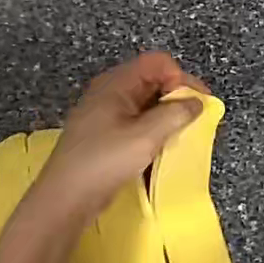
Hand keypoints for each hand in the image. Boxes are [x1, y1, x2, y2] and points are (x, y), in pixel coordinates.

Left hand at [31, 52, 206, 219]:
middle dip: (178, 97)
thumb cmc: (104, 162)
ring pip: (146, 103)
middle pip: (153, 80)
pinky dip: (154, 130)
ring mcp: (106, 113)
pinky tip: (162, 148)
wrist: (65, 198)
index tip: (198, 104)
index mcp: (117, 83)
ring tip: (182, 136)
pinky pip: (137, 122)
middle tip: (196, 120)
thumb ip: (176, 114)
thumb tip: (196, 103)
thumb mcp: (146, 136)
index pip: (158, 63)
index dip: (182, 78)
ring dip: (167, 116)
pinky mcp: (105, 134)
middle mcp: (110, 92)